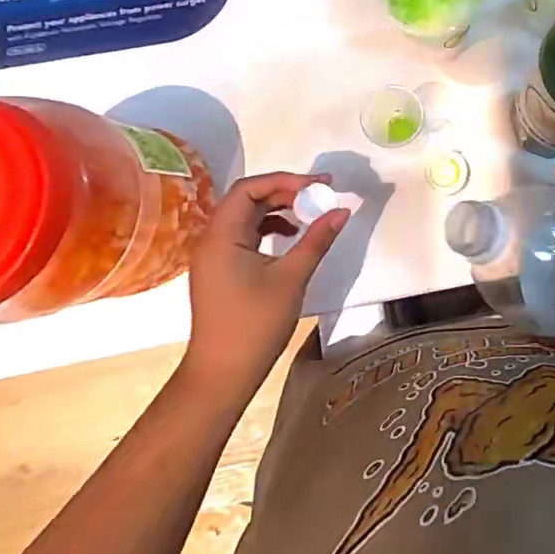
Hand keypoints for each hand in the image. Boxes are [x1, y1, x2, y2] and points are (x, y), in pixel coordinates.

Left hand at [183, 171, 347, 386]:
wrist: (223, 373)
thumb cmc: (254, 324)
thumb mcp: (291, 278)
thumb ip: (316, 239)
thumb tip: (341, 211)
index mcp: (222, 236)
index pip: (248, 189)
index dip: (285, 180)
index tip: (319, 185)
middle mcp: (213, 240)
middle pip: (246, 199)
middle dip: (284, 191)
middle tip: (320, 194)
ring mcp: (216, 256)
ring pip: (247, 217)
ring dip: (278, 209)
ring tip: (310, 212)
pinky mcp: (223, 270)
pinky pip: (246, 236)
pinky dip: (270, 229)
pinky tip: (292, 238)